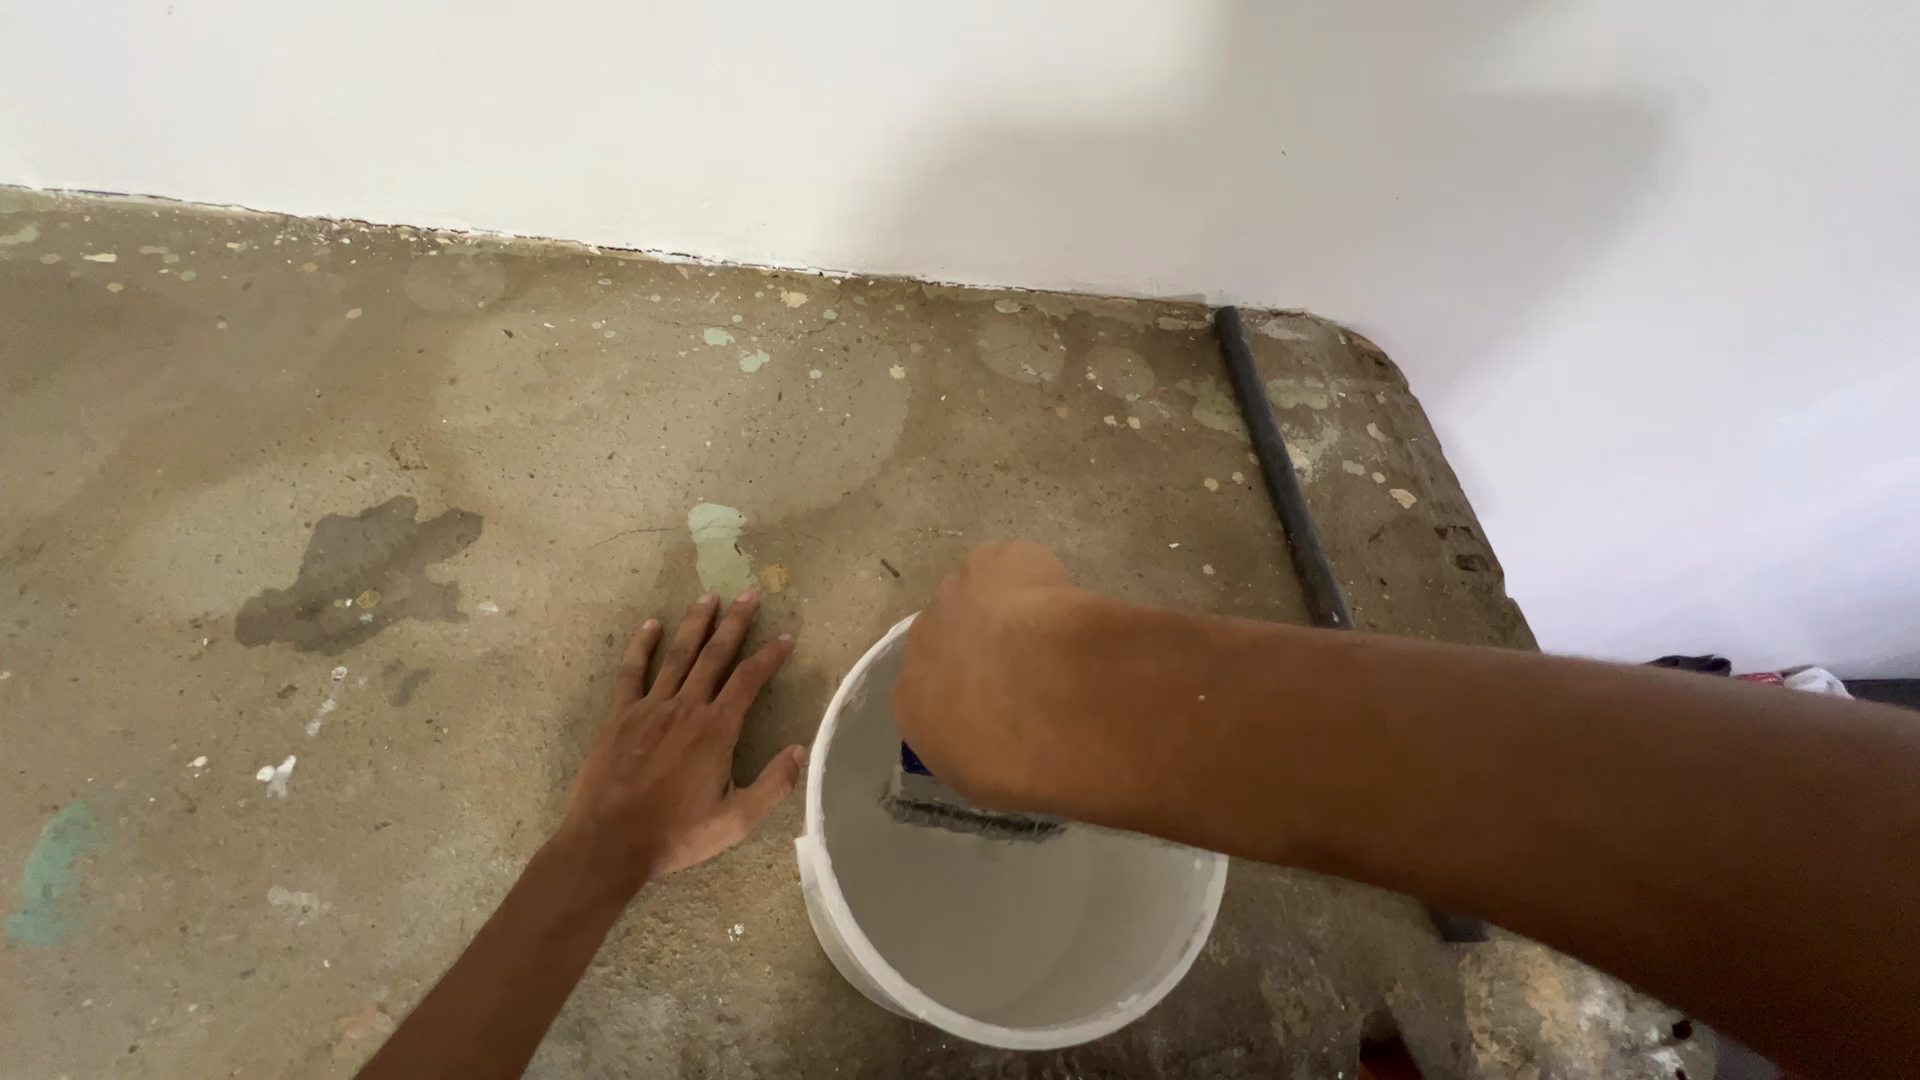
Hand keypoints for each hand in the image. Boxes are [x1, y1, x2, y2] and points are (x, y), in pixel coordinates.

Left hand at [556, 591, 806, 897]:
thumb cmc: (675, 835)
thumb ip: (773, 785)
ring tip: (709, 597)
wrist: (607, 845)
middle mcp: (686, 708)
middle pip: (715, 655)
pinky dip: (642, 646)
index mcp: (716, 730)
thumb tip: (801, 750)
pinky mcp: (620, 717)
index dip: (770, 655)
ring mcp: (650, 708)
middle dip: (735, 623)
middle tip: (750, 595)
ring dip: (696, 624)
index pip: (749, 679)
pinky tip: (651, 626)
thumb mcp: (736, 821)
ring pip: (678, 655)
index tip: (786, 636)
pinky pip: (632, 673)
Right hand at [893, 541, 1078, 806]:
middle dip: (984, 645)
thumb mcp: (987, 777)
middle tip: (1030, 666)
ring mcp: (953, 594)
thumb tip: (998, 738)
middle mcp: (920, 641)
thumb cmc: (1013, 758)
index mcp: (910, 701)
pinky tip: (1063, 603)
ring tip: (1053, 634)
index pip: (928, 692)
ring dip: (1008, 609)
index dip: (965, 691)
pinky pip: (1011, 565)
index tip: (999, 701)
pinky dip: (1035, 577)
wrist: (1043, 698)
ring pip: (979, 596)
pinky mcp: (991, 560)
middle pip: (949, 635)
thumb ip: (978, 747)